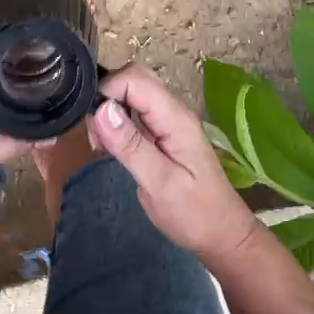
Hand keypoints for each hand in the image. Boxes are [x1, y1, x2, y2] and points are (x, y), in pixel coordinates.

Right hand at [86, 66, 260, 266]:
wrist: (222, 234)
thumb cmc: (194, 213)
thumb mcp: (159, 184)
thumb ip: (130, 146)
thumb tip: (100, 109)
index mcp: (175, 118)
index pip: (134, 79)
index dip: (106, 91)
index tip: (92, 124)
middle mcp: (172, 112)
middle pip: (133, 79)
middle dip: (105, 96)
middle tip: (94, 134)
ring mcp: (168, 122)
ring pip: (132, 93)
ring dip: (109, 109)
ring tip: (101, 143)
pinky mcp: (162, 134)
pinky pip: (135, 112)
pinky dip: (116, 121)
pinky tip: (110, 146)